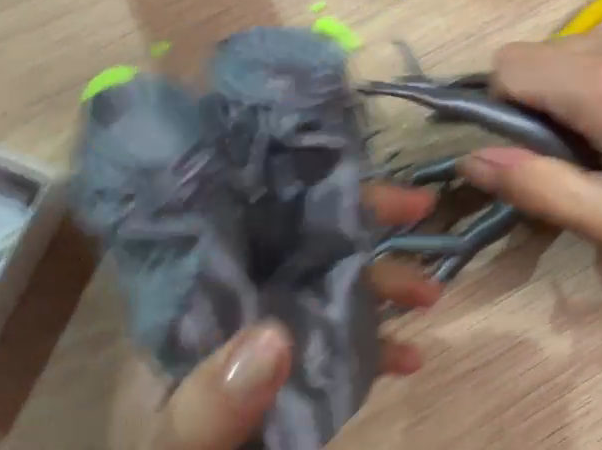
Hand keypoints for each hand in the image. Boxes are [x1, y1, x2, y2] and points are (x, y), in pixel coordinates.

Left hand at [119, 185, 442, 449]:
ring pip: (329, 289)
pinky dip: (376, 346)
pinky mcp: (286, 378)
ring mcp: (262, 338)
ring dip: (382, 285)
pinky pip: (338, 346)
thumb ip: (211, 402)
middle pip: (303, 243)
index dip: (308, 191)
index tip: (359, 177)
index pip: (250, 218)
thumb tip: (276, 339)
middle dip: (364, 227)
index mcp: (192, 295)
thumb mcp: (170, 445)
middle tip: (423, 210)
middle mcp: (232, 302)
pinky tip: (411, 358)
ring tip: (431, 294)